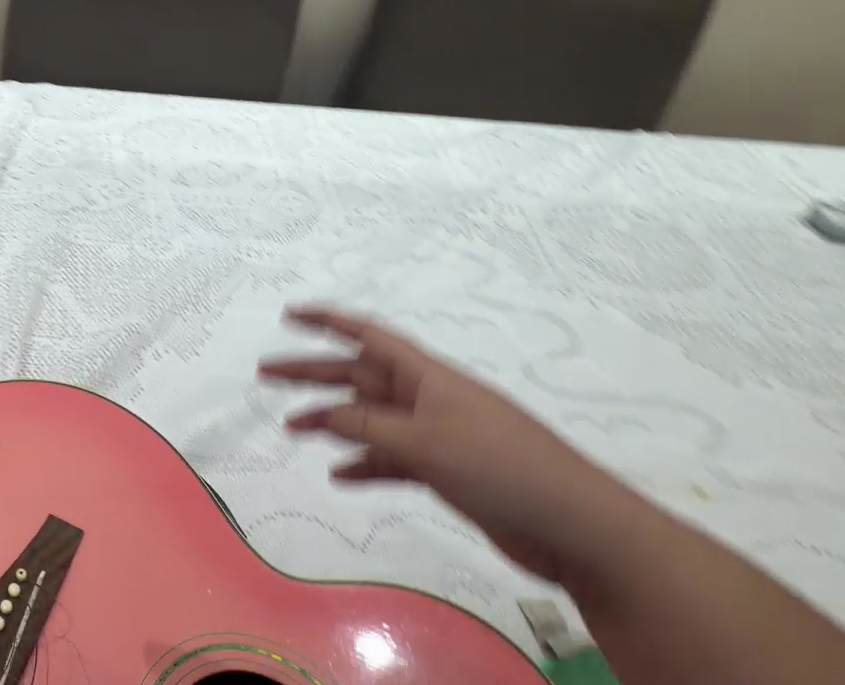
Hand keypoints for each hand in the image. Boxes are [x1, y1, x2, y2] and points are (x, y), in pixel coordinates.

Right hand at [257, 306, 637, 583]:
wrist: (578, 530)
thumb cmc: (501, 468)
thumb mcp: (424, 443)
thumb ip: (366, 427)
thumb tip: (321, 414)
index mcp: (426, 376)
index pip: (368, 335)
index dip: (327, 321)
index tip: (289, 314)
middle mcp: (427, 398)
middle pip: (359, 376)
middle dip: (312, 374)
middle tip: (265, 376)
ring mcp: (437, 435)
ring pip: (370, 420)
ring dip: (333, 423)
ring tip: (292, 430)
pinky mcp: (446, 471)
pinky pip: (391, 459)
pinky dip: (365, 464)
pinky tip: (340, 476)